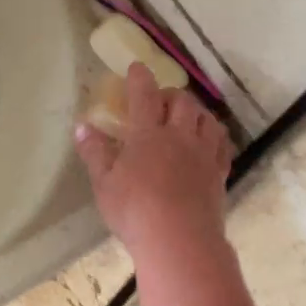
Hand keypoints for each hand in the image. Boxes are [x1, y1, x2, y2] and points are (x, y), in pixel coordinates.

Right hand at [75, 63, 234, 262]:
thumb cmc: (133, 210)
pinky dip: (213, 134)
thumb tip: (83, 125)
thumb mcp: (103, 182)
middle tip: (158, 100)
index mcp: (148, 135)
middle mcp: (180, 136)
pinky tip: (207, 140)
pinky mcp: (219, 172)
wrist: (178, 239)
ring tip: (185, 116)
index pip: (144, 96)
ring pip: (206, 119)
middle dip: (170, 94)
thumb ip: (94, 151)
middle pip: (181, 102)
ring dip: (195, 111)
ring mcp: (204, 153)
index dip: (140, 79)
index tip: (137, 67)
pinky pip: (222, 143)